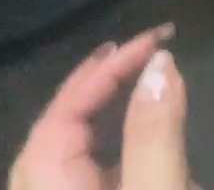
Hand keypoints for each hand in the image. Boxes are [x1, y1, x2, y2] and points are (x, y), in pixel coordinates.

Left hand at [9, 26, 193, 189]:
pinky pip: (83, 167)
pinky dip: (107, 132)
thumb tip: (162, 62)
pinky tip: (133, 120)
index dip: (103, 73)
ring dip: (97, 105)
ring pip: (64, 152)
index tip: (157, 38)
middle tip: (139, 44)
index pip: (58, 122)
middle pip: (51, 136)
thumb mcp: (158, 189)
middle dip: (91, 84)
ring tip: (135, 69)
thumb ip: (154, 132)